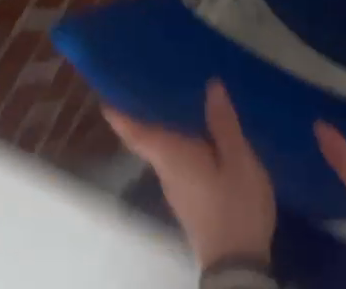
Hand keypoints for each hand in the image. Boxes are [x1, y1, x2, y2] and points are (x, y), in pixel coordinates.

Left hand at [104, 80, 275, 269]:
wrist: (238, 260)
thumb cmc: (236, 204)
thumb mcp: (238, 159)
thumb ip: (223, 124)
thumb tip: (211, 88)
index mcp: (175, 159)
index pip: (139, 135)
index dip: (121, 117)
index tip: (107, 98)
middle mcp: (168, 172)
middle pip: (150, 142)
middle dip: (145, 116)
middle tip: (151, 85)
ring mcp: (178, 188)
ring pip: (165, 152)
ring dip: (166, 128)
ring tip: (181, 99)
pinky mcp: (190, 198)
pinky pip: (179, 161)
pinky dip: (183, 141)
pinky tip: (202, 132)